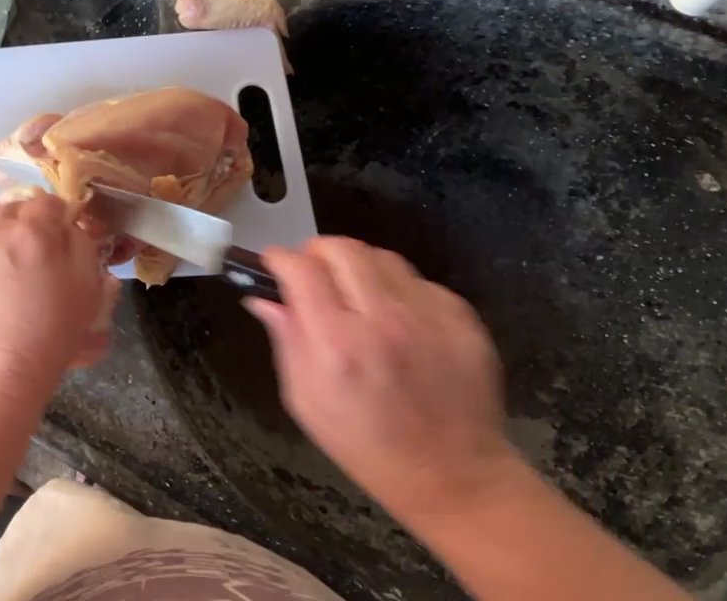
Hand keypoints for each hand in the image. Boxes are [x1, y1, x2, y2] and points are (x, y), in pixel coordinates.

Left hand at [0, 189, 118, 400]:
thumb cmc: (51, 334)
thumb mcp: (87, 289)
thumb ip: (82, 246)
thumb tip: (68, 229)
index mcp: (34, 231)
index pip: (49, 201)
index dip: (60, 216)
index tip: (65, 237)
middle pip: (18, 209)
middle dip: (32, 225)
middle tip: (43, 256)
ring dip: (9, 242)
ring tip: (18, 277)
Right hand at [245, 235, 524, 521]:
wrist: (454, 477)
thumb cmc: (366, 444)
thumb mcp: (305, 400)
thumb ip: (286, 340)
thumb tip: (263, 298)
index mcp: (337, 343)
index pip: (300, 268)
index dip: (279, 259)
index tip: (275, 265)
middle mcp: (383, 320)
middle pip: (340, 248)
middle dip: (316, 254)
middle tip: (314, 275)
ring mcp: (428, 317)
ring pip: (381, 256)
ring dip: (359, 267)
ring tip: (357, 295)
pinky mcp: (463, 320)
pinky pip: (419, 281)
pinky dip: (399, 290)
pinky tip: (398, 319)